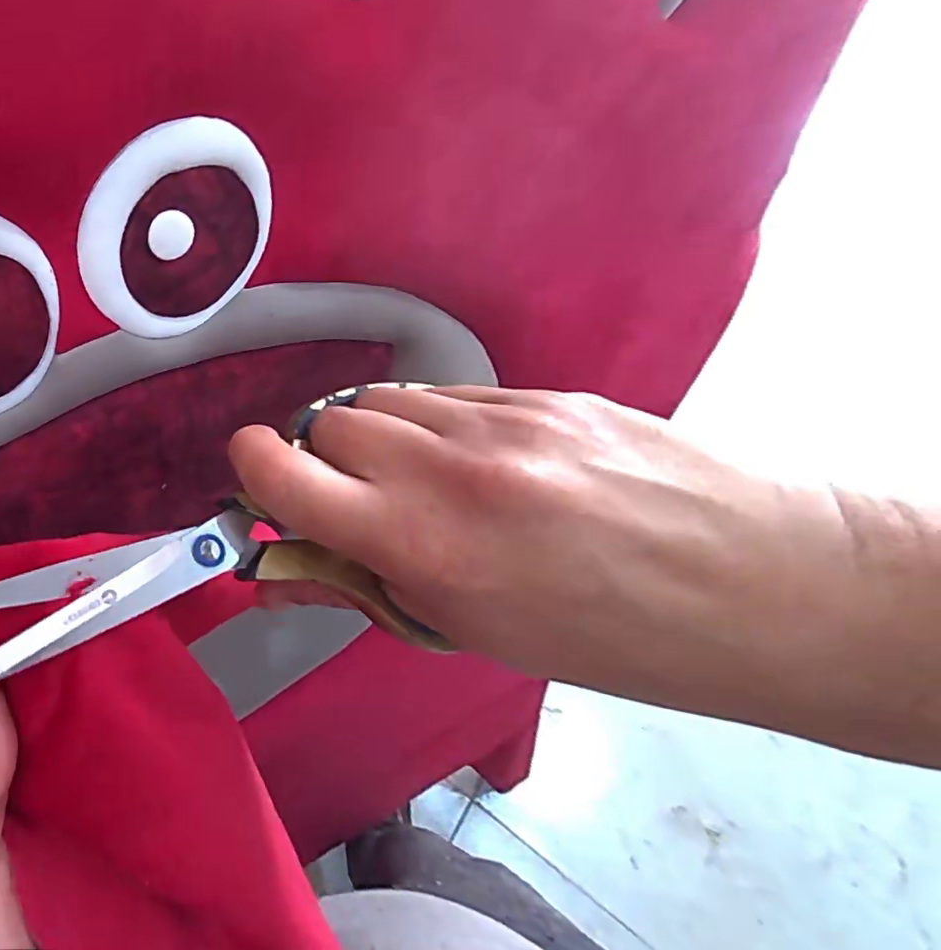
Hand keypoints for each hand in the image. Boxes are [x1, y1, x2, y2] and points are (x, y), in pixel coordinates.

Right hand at [226, 386, 917, 755]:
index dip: (249, 465)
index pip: (279, 472)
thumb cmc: (601, 637)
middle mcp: (444, 468)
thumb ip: (347, 586)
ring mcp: (496, 420)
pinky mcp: (538, 392)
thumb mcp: (457, 627)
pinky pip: (439, 394)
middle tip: (353, 492)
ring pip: (375, 400)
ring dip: (371, 434)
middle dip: (318, 456)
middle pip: (321, 422)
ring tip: (414, 471)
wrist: (778, 592)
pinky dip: (427, 422)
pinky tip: (474, 456)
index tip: (257, 476)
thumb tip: (265, 577)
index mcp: (417, 540)